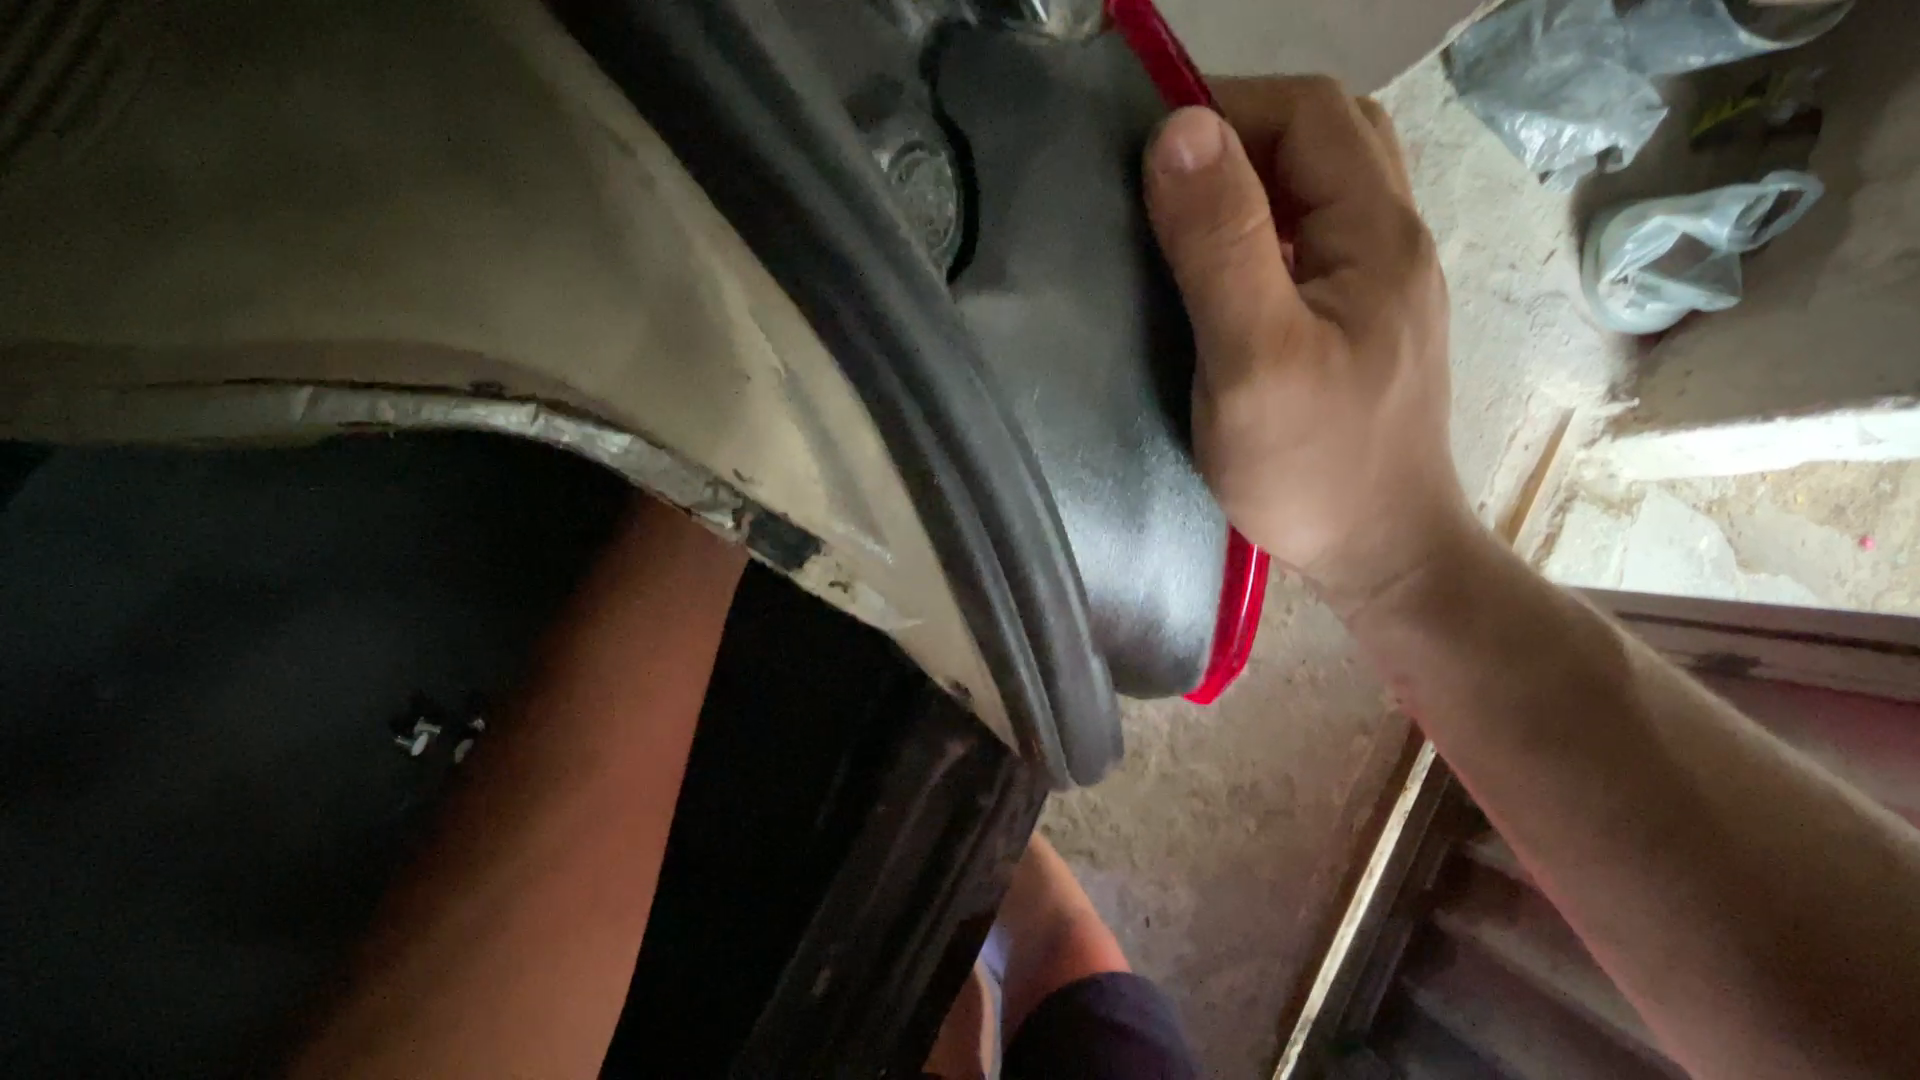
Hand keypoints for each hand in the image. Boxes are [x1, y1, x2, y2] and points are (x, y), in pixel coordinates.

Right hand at [1144, 77, 1476, 616]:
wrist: (1382, 555)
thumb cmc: (1313, 469)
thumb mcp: (1255, 358)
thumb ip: (1222, 245)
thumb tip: (1180, 131)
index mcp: (1378, 235)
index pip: (1310, 114)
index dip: (1228, 108)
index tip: (1149, 150)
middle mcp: (1394, 241)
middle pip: (1327, 137)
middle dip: (1242, 135)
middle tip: (1166, 181)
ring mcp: (1383, 284)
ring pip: (1325, 187)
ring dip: (1256, 180)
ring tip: (1186, 218)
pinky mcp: (1363, 322)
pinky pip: (1318, 239)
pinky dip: (1268, 227)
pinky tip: (1223, 270)